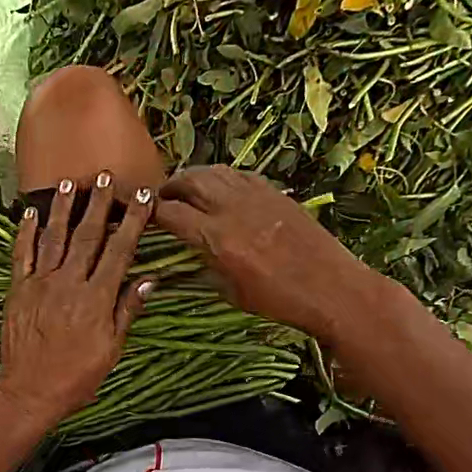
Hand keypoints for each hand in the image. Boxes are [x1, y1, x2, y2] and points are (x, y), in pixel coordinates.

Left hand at [0, 172, 156, 429]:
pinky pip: (22, 254)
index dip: (132, 222)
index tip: (142, 198)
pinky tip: (30, 212)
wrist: (30, 391)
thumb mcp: (112, 349)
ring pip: (54, 237)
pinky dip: (26, 232)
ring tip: (70, 182)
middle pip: (87, 235)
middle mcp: (69, 283)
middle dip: (98, 204)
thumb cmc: (77, 376)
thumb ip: (127, 311)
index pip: (120, 251)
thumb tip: (148, 281)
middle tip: (105, 176)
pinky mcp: (18, 290)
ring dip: (62, 208)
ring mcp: (41, 284)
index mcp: (96, 297)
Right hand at [153, 166, 384, 341]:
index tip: (141, 215)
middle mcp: (231, 209)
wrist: (330, 287)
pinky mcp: (274, 192)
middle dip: (169, 187)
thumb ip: (204, 269)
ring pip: (213, 172)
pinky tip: (221, 190)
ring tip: (187, 189)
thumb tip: (184, 259)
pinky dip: (222, 178)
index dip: (151, 213)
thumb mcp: (231, 293)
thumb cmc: (279, 300)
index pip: (170, 214)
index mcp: (216, 238)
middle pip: (188, 181)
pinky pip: (239, 175)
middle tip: (162, 197)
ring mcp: (254, 195)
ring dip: (194, 177)